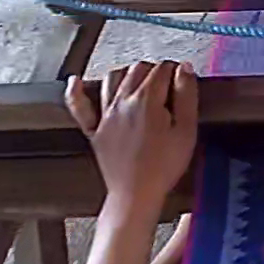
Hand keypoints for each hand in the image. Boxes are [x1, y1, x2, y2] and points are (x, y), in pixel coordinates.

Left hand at [65, 60, 198, 227]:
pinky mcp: (94, 130)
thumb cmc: (164, 165)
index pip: (162, 69)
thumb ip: (187, 94)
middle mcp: (122, 102)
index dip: (176, 69)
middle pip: (138, 69)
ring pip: (113, 78)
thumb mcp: (187, 129)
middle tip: (169, 81)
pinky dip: (76, 90)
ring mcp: (105, 116)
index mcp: (147, 100)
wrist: (137, 194)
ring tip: (140, 79)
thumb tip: (185, 69)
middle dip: (156, 70)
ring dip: (128, 73)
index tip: (183, 77)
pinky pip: (79, 106)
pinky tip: (76, 81)